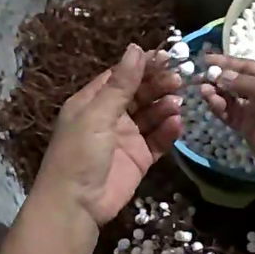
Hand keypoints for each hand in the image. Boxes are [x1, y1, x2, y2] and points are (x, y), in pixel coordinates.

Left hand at [32, 44, 183, 229]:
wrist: (76, 204)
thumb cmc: (79, 153)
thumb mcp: (97, 115)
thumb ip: (120, 85)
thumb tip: (135, 49)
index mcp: (92, 103)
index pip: (119, 77)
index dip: (141, 66)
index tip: (166, 57)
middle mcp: (109, 117)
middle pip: (138, 94)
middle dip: (157, 85)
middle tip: (178, 79)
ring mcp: (125, 139)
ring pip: (150, 115)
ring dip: (164, 106)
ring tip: (178, 101)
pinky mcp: (139, 159)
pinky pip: (157, 140)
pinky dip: (167, 131)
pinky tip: (176, 123)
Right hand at [199, 53, 254, 164]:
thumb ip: (245, 83)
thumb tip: (220, 76)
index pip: (243, 66)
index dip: (225, 62)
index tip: (206, 59)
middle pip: (233, 82)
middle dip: (216, 79)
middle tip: (199, 78)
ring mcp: (253, 109)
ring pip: (228, 99)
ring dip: (215, 94)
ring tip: (204, 91)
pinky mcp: (248, 126)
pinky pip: (229, 115)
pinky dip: (219, 109)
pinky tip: (213, 103)